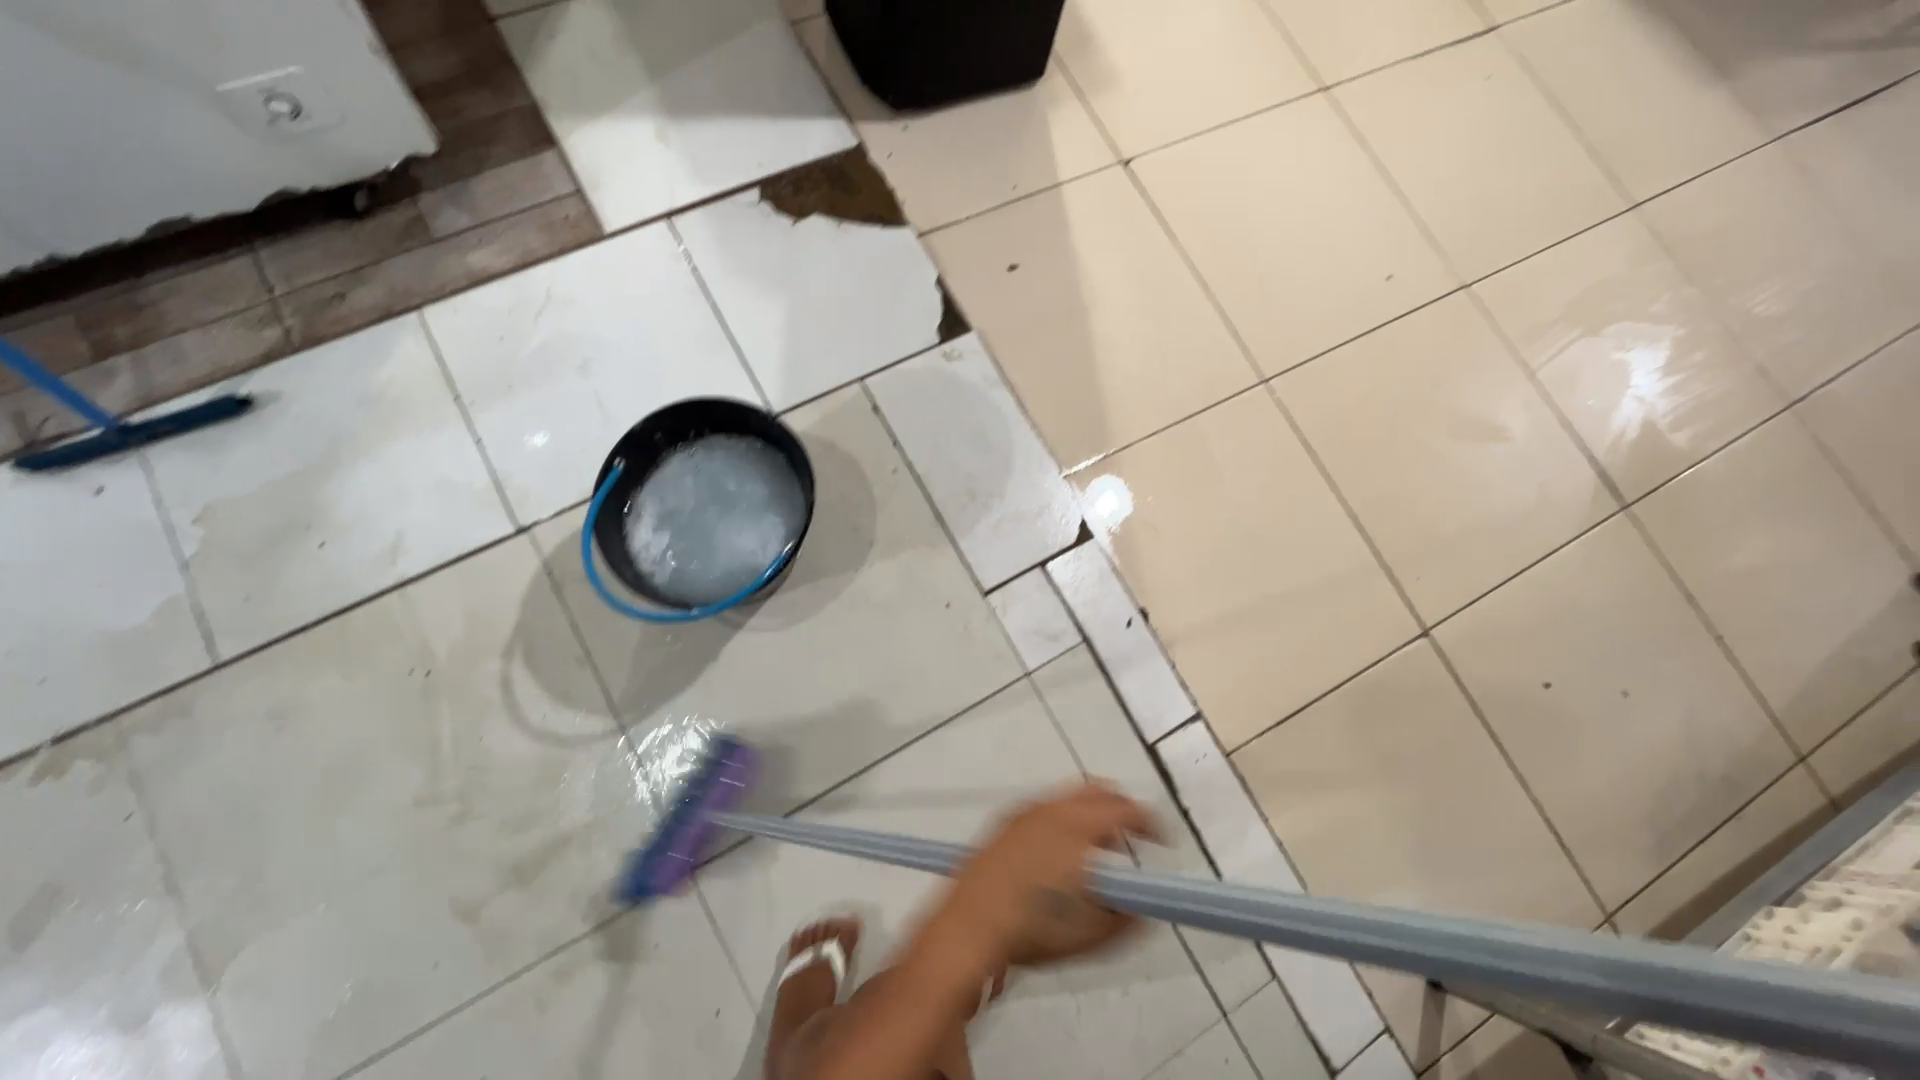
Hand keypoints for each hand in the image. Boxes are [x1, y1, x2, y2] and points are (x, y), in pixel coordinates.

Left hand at [943, 783, 1159, 968]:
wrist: (967, 928)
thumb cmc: (1034, 929)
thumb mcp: (1094, 933)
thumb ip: (1129, 916)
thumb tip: (1146, 905)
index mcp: (1077, 825)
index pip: (1126, 808)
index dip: (1151, 823)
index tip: (1163, 842)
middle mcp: (1050, 808)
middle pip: (1096, 791)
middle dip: (1120, 810)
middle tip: (1132, 839)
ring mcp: (1022, 814)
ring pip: (1068, 799)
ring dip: (1090, 816)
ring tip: (1098, 850)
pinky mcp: (1002, 827)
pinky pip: (1044, 810)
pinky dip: (1064, 821)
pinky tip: (1060, 855)